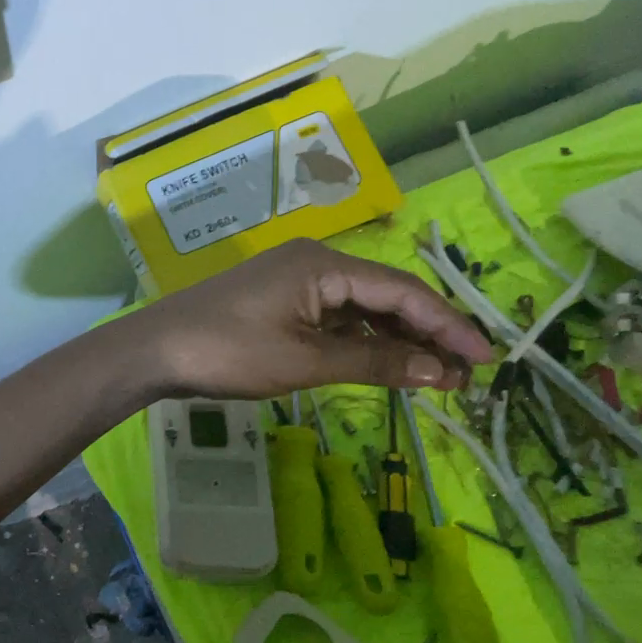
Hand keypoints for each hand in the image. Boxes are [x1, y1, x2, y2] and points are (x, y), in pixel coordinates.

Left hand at [119, 238, 492, 399]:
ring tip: (436, 379)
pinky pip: (335, 317)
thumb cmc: (228, 351)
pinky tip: (387, 366)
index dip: (448, 325)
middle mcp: (313, 263)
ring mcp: (294, 281)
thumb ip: (374, 364)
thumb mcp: (304, 361)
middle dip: (427, 333)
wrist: (156, 349)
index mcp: (322, 265)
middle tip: (466, 376)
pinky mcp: (279, 301)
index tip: (485, 360)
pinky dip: (363, 341)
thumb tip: (439, 371)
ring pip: (362, 308)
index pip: (402, 291)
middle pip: (386, 295)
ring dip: (397, 341)